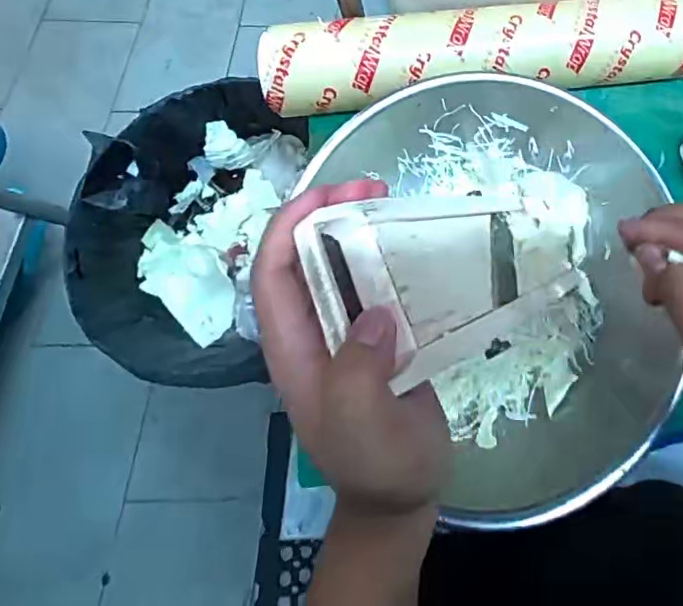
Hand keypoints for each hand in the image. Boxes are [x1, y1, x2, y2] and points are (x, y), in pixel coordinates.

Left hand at [254, 180, 449, 516]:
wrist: (402, 496)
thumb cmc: (376, 465)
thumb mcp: (361, 426)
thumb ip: (358, 373)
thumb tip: (374, 314)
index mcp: (291, 345)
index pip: (271, 272)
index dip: (288, 226)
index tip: (327, 194)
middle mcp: (311, 327)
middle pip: (303, 255)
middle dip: (326, 211)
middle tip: (373, 186)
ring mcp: (342, 328)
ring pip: (337, 261)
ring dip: (357, 224)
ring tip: (391, 199)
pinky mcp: (373, 331)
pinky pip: (372, 279)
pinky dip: (385, 250)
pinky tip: (411, 239)